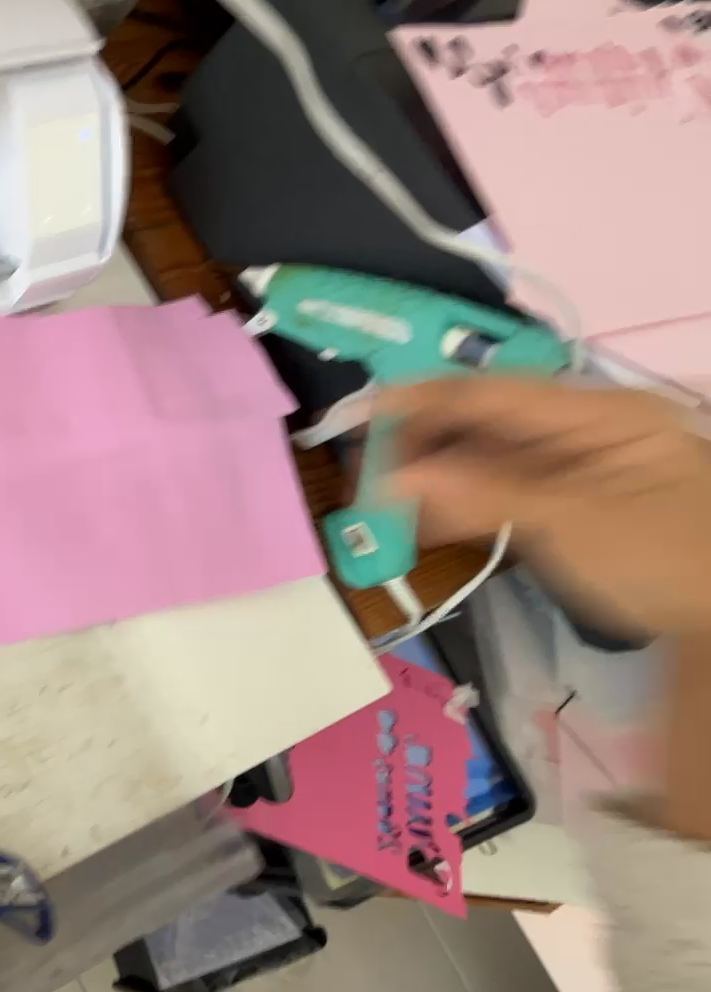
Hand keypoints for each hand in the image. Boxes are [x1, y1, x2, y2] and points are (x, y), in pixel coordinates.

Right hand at [379, 376, 710, 636]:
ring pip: (469, 454)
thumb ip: (481, 494)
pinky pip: (480, 485)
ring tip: (378, 503)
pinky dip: (443, 500)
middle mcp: (575, 428)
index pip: (488, 393)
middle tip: (361, 474)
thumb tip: (395, 478)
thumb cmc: (669, 564)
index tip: (356, 418)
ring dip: (421, 475)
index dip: (418, 400)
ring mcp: (561, 462)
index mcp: (597, 415)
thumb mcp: (575, 524)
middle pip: (472, 420)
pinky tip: (414, 520)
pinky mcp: (546, 493)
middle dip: (413, 443)